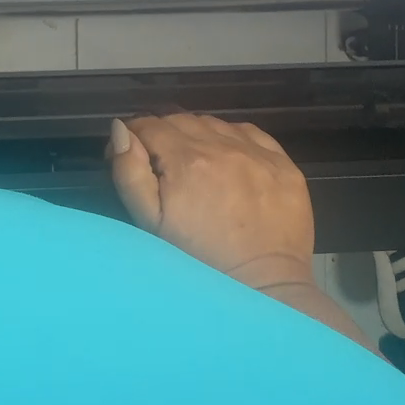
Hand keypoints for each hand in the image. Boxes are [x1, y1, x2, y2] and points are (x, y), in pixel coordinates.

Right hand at [107, 113, 313, 291]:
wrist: (263, 285)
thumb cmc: (196, 254)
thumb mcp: (147, 220)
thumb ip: (128, 171)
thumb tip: (120, 129)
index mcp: (185, 160)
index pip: (147, 124)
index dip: (133, 137)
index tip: (132, 157)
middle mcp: (221, 148)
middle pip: (179, 119)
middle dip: (162, 134)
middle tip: (162, 164)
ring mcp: (257, 154)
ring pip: (212, 123)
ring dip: (196, 135)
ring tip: (194, 163)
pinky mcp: (284, 165)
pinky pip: (249, 132)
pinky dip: (231, 137)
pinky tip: (227, 158)